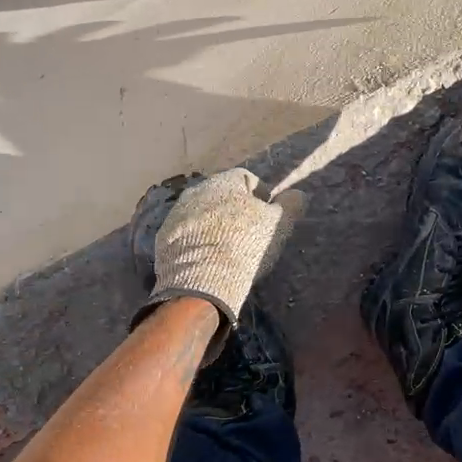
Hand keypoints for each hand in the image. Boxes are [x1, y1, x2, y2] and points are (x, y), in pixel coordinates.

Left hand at [143, 168, 303, 326]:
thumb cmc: (245, 245)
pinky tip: (206, 259)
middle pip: (222, 196)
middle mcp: (197, 189)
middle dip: (234, 210)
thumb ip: (290, 205)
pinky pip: (185, 234)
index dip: (261, 197)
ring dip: (213, 225)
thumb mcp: (277, 225)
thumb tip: (298, 193)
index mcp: (225, 181)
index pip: (248, 180)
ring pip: (201, 214)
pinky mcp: (163, 237)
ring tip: (225, 249)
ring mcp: (176, 213)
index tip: (267, 218)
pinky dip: (196, 241)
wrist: (201, 281)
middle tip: (247, 235)